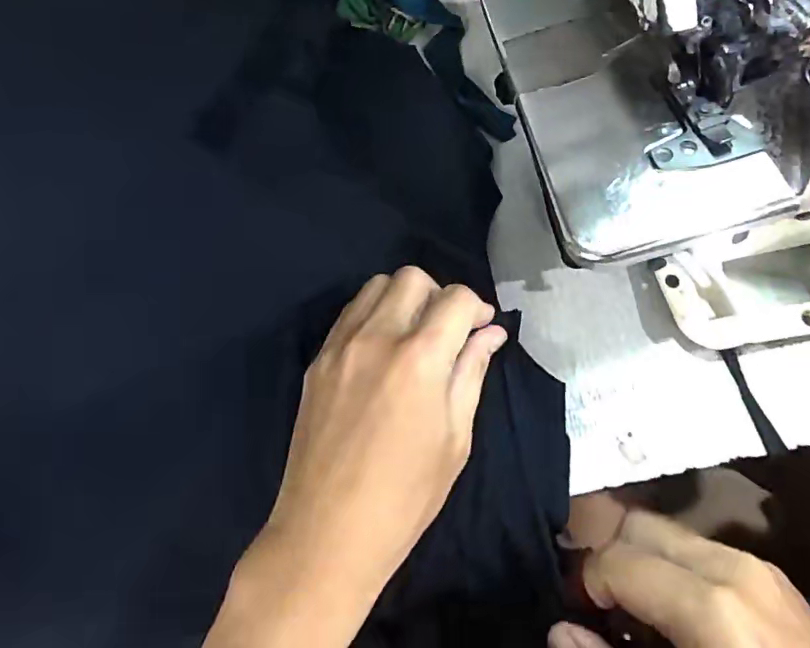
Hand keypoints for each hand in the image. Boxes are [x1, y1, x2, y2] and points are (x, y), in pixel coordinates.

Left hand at [204, 267, 508, 647]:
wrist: (327, 533)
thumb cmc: (405, 496)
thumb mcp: (455, 438)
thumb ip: (472, 372)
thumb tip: (491, 333)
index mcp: (420, 358)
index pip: (455, 297)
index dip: (476, 307)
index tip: (482, 328)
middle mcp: (377, 337)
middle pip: (412, 277)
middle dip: (439, 295)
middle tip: (448, 331)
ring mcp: (341, 345)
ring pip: (376, 286)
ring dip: (403, 298)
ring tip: (413, 335)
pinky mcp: (318, 359)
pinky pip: (349, 313)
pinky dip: (373, 314)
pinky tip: (382, 350)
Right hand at [553, 506, 809, 647]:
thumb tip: (561, 628)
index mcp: (711, 602)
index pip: (618, 558)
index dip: (586, 584)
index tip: (577, 619)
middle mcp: (733, 566)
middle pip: (641, 525)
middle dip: (610, 559)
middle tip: (599, 612)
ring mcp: (761, 569)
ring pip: (670, 533)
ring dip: (641, 563)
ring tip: (636, 619)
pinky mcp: (776, 580)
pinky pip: (703, 554)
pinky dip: (674, 573)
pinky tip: (678, 621)